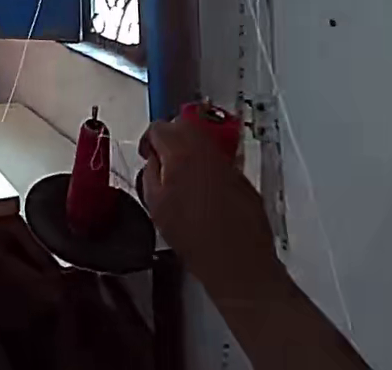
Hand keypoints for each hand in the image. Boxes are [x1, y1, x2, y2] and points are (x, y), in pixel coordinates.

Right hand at [139, 113, 279, 295]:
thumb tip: (154, 162)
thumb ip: (150, 174)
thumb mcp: (155, 204)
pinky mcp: (244, 181)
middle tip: (163, 158)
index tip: (146, 156)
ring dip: (190, 149)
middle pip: (184, 125)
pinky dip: (209, 167)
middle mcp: (206, 151)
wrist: (239, 266)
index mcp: (180, 152)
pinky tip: (205, 193)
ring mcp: (228, 165)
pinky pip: (220, 163)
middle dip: (170, 136)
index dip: (148, 140)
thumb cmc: (191, 236)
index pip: (159, 127)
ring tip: (183, 175)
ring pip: (204, 141)